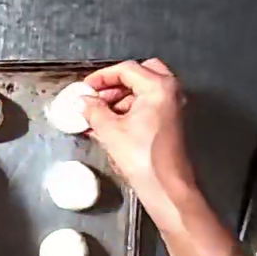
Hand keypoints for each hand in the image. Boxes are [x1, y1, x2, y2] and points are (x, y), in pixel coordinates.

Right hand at [82, 58, 199, 228]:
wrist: (166, 186)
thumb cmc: (143, 158)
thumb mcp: (110, 130)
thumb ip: (94, 110)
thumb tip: (83, 101)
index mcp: (158, 87)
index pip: (127, 69)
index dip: (102, 77)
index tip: (86, 87)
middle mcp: (170, 92)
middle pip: (141, 73)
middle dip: (116, 82)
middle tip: (96, 96)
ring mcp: (172, 107)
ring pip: (144, 90)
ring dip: (121, 97)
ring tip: (99, 113)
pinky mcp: (170, 122)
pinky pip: (148, 105)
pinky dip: (130, 109)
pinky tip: (111, 125)